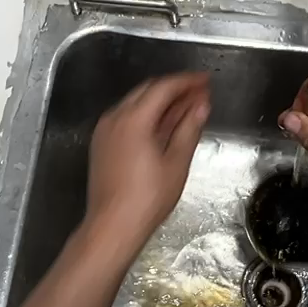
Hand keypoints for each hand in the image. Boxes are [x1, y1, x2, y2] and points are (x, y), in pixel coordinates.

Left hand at [84, 71, 210, 252]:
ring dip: (161, 102)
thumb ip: (189, 129)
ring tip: (187, 107)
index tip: (205, 81)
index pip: (163, 88)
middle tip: (199, 92)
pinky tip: (164, 125)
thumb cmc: (147, 198)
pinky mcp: (102, 144)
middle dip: (175, 89)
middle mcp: (115, 118)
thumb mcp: (176, 163)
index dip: (187, 81)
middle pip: (148, 91)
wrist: (112, 226)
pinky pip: (126, 119)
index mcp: (133, 119)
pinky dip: (147, 116)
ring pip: (136, 104)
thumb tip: (201, 106)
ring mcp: (105, 131)